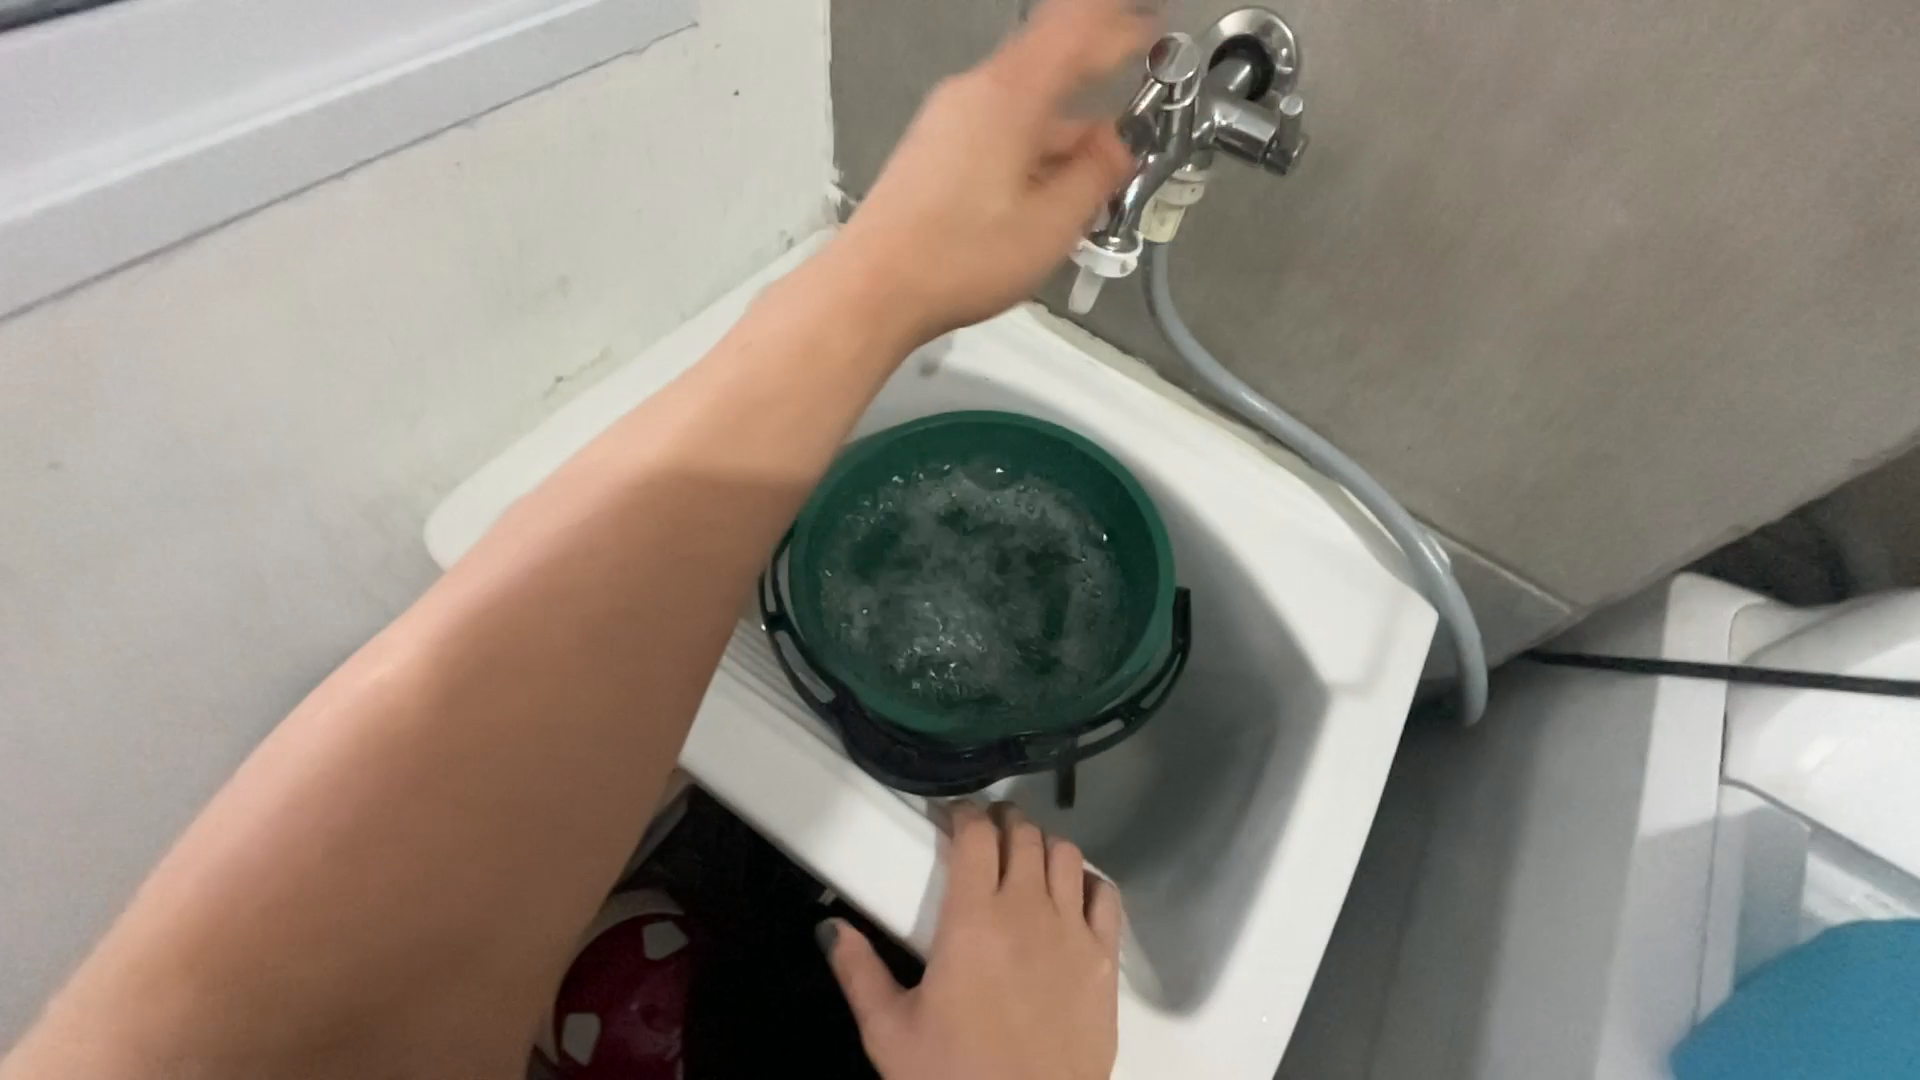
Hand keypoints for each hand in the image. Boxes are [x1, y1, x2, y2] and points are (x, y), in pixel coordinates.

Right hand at [821, 802, 1123, 1079]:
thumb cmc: (952, 1078)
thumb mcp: (890, 1033)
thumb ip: (858, 972)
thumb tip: (829, 927)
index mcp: (973, 917)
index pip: (976, 833)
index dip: (964, 812)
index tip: (951, 814)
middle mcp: (1027, 909)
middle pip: (1022, 833)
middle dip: (1002, 819)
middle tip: (985, 830)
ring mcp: (1072, 931)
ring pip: (1064, 853)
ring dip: (1042, 843)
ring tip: (1025, 855)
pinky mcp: (1105, 960)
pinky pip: (1106, 895)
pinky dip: (1088, 880)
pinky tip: (1071, 890)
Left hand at [826, 0, 1152, 345]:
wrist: (873, 290)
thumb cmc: (959, 260)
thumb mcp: (1050, 226)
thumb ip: (1096, 176)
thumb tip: (1119, 148)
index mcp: (1008, 96)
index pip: (1076, 31)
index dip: (1121, 30)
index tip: (1151, 37)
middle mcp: (972, 96)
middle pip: (1047, 81)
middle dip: (1091, 121)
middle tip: (1118, 169)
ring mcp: (945, 125)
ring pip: (1020, 119)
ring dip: (1058, 152)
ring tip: (1077, 209)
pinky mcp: (929, 157)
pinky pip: (993, 141)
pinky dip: (1025, 164)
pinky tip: (1034, 213)